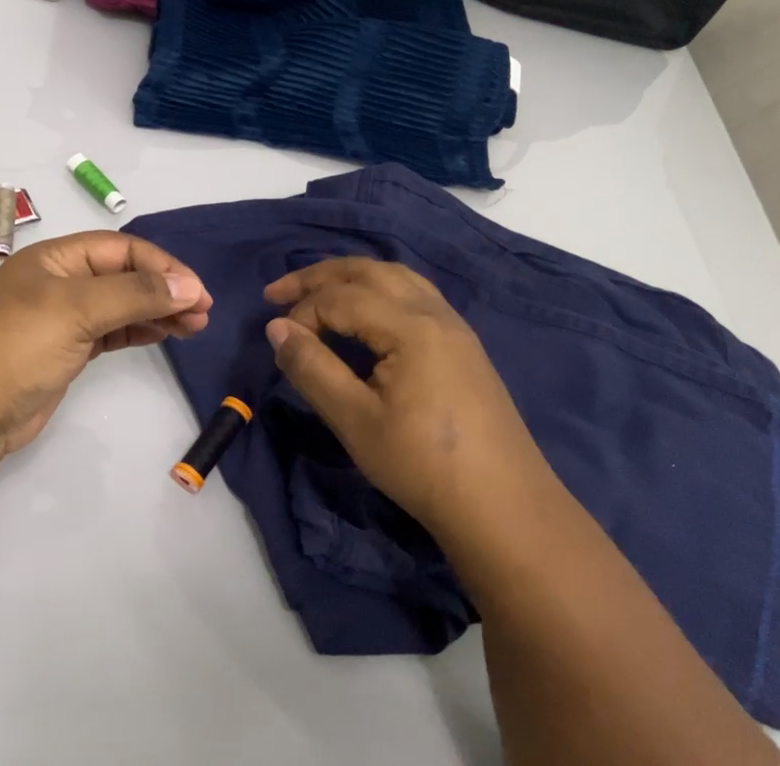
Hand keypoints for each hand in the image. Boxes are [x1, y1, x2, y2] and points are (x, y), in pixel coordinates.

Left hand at [0, 232, 211, 458]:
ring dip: (156, 310)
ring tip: (194, 326)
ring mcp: (60, 317)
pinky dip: (137, 330)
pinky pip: (110, 330)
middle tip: (203, 313)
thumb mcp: (77, 311)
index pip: (119, 248)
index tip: (197, 292)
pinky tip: (163, 334)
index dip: (161, 266)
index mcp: (53, 258)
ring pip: (119, 304)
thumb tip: (189, 287)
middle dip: (163, 288)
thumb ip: (134, 294)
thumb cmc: (19, 348)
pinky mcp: (65, 349)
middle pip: (122, 274)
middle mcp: (57, 281)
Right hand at [264, 258, 553, 537]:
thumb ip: (311, 368)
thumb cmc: (421, 464)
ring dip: (350, 277)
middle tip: (276, 292)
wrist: (502, 507)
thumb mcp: (354, 420)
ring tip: (315, 293)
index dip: (302, 314)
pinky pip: (414, 295)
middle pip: (369, 271)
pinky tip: (363, 313)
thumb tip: (276, 328)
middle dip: (318, 276)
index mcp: (411, 328)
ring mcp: (455, 328)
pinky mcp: (463, 347)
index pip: (340, 298)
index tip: (280, 346)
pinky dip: (377, 290)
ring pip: (396, 277)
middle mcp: (435, 314)